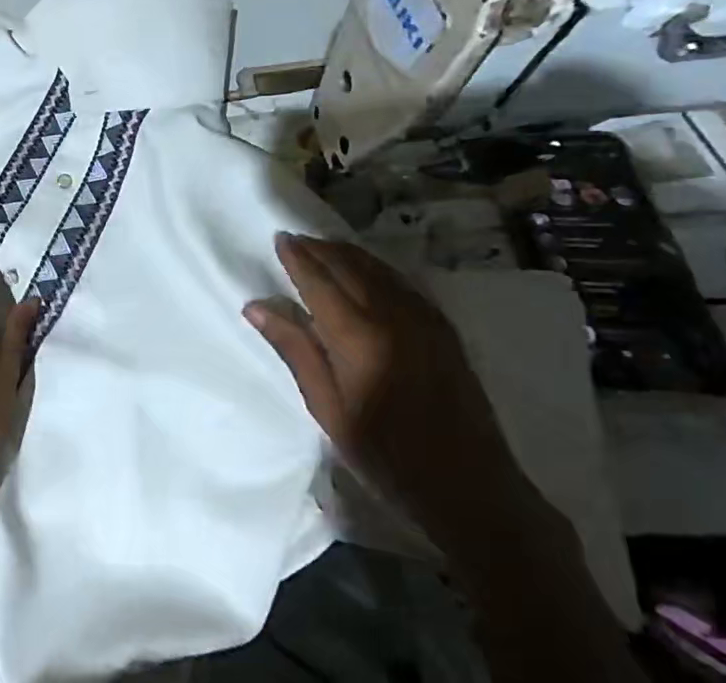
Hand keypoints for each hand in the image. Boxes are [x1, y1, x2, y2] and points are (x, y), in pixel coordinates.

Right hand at [244, 233, 527, 540]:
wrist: (468, 487)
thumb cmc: (385, 456)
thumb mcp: (328, 408)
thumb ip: (295, 350)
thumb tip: (256, 307)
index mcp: (359, 337)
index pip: (320, 282)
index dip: (297, 258)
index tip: (279, 238)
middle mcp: (393, 317)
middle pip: (350, 267)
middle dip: (320, 249)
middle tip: (295, 238)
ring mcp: (424, 319)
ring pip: (379, 269)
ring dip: (348, 253)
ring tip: (323, 246)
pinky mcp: (444, 329)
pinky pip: (403, 282)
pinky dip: (377, 267)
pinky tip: (367, 269)